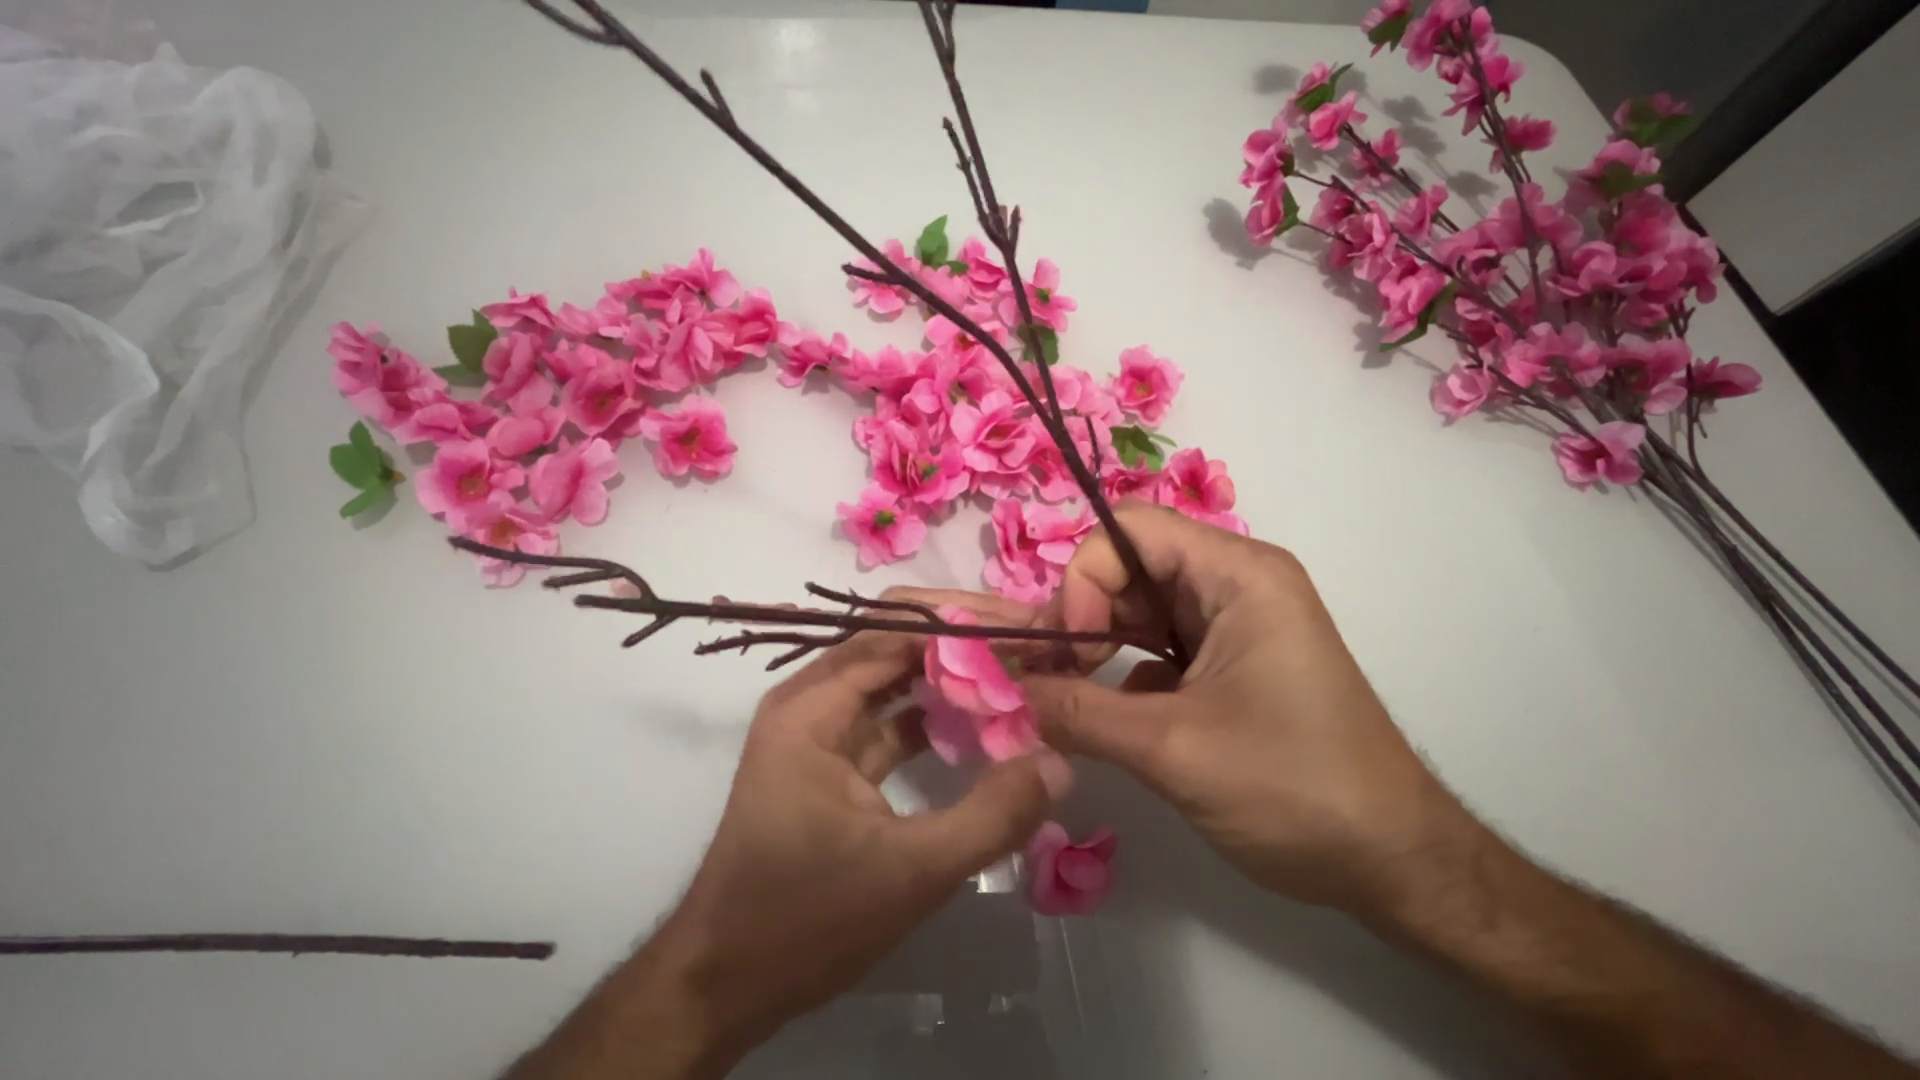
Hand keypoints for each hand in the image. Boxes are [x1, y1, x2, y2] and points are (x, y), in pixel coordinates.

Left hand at [544, 593, 1073, 1078]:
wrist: (727, 980)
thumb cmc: (807, 919)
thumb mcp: (912, 872)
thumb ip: (993, 815)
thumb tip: (1060, 760)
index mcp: (813, 707)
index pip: (894, 628)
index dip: (963, 624)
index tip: (1027, 632)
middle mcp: (811, 703)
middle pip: (894, 642)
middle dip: (963, 642)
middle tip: (1033, 648)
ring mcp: (818, 734)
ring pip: (893, 681)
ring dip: (952, 677)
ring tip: (1021, 675)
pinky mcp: (831, 765)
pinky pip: (889, 720)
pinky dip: (934, 716)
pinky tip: (984, 725)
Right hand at [1024, 503, 1476, 917]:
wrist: (1390, 860)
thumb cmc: (1292, 788)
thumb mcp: (1172, 750)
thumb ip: (1078, 713)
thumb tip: (1013, 692)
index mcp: (1238, 576)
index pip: (1130, 531)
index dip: (1083, 579)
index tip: (1065, 650)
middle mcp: (1237, 586)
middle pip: (1131, 567)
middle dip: (1081, 615)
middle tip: (1046, 677)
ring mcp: (1235, 628)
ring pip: (1141, 611)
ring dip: (1096, 646)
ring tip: (1062, 695)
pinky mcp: (1230, 669)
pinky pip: (1158, 650)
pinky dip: (1120, 675)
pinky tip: (1098, 716)